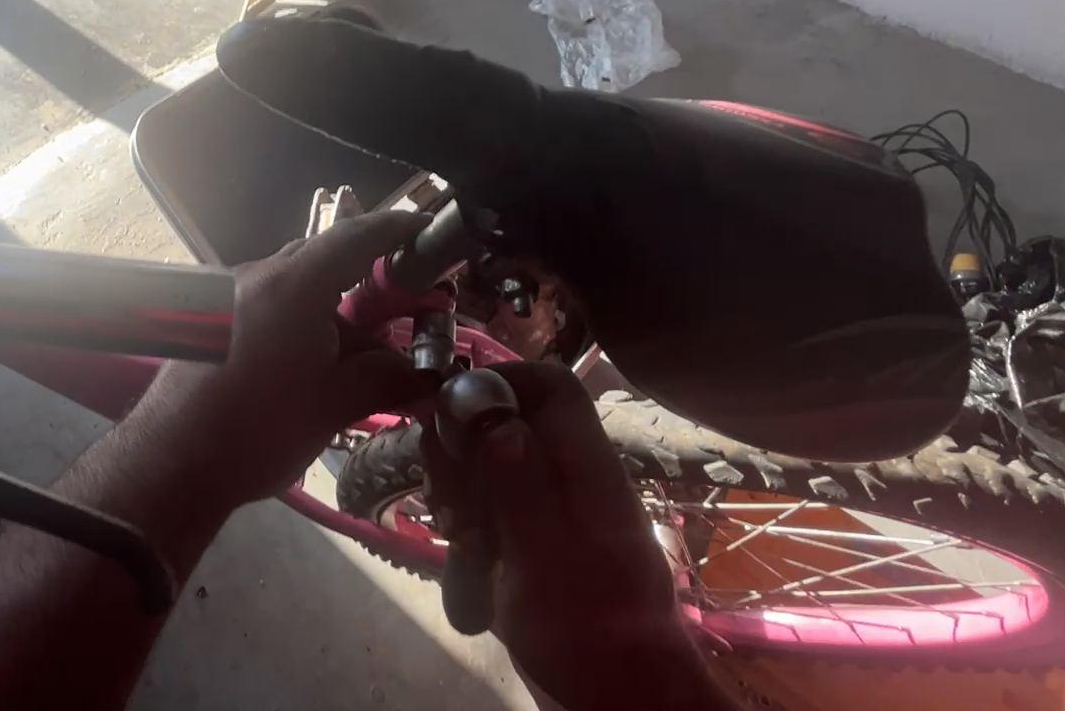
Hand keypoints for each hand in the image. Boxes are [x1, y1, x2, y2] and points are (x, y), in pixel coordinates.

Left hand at [137, 211, 435, 509]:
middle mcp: (257, 276)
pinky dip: (300, 324)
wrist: (173, 461)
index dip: (393, 228)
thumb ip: (387, 379)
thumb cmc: (260, 428)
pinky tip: (312, 365)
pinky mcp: (212, 320)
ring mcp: (229, 296)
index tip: (423, 225)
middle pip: (322, 260)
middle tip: (399, 310)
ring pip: (295, 287)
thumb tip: (425, 376)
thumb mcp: (335, 404)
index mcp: (292, 285)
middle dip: (364, 281)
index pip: (353, 237)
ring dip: (330, 313)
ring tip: (357, 360)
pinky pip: (269, 305)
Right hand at [421, 362, 736, 710]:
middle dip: (460, 450)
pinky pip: (482, 493)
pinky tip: (463, 550)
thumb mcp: (545, 557)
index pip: (547, 385)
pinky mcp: (529, 525)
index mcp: (586, 466)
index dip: (494, 384)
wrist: (618, 699)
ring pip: (483, 453)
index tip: (446, 421)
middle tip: (451, 502)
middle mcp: (568, 470)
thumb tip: (484, 403)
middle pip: (502, 415)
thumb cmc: (589, 635)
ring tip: (459, 536)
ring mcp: (548, 498)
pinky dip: (462, 515)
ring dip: (455, 486)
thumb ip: (516, 478)